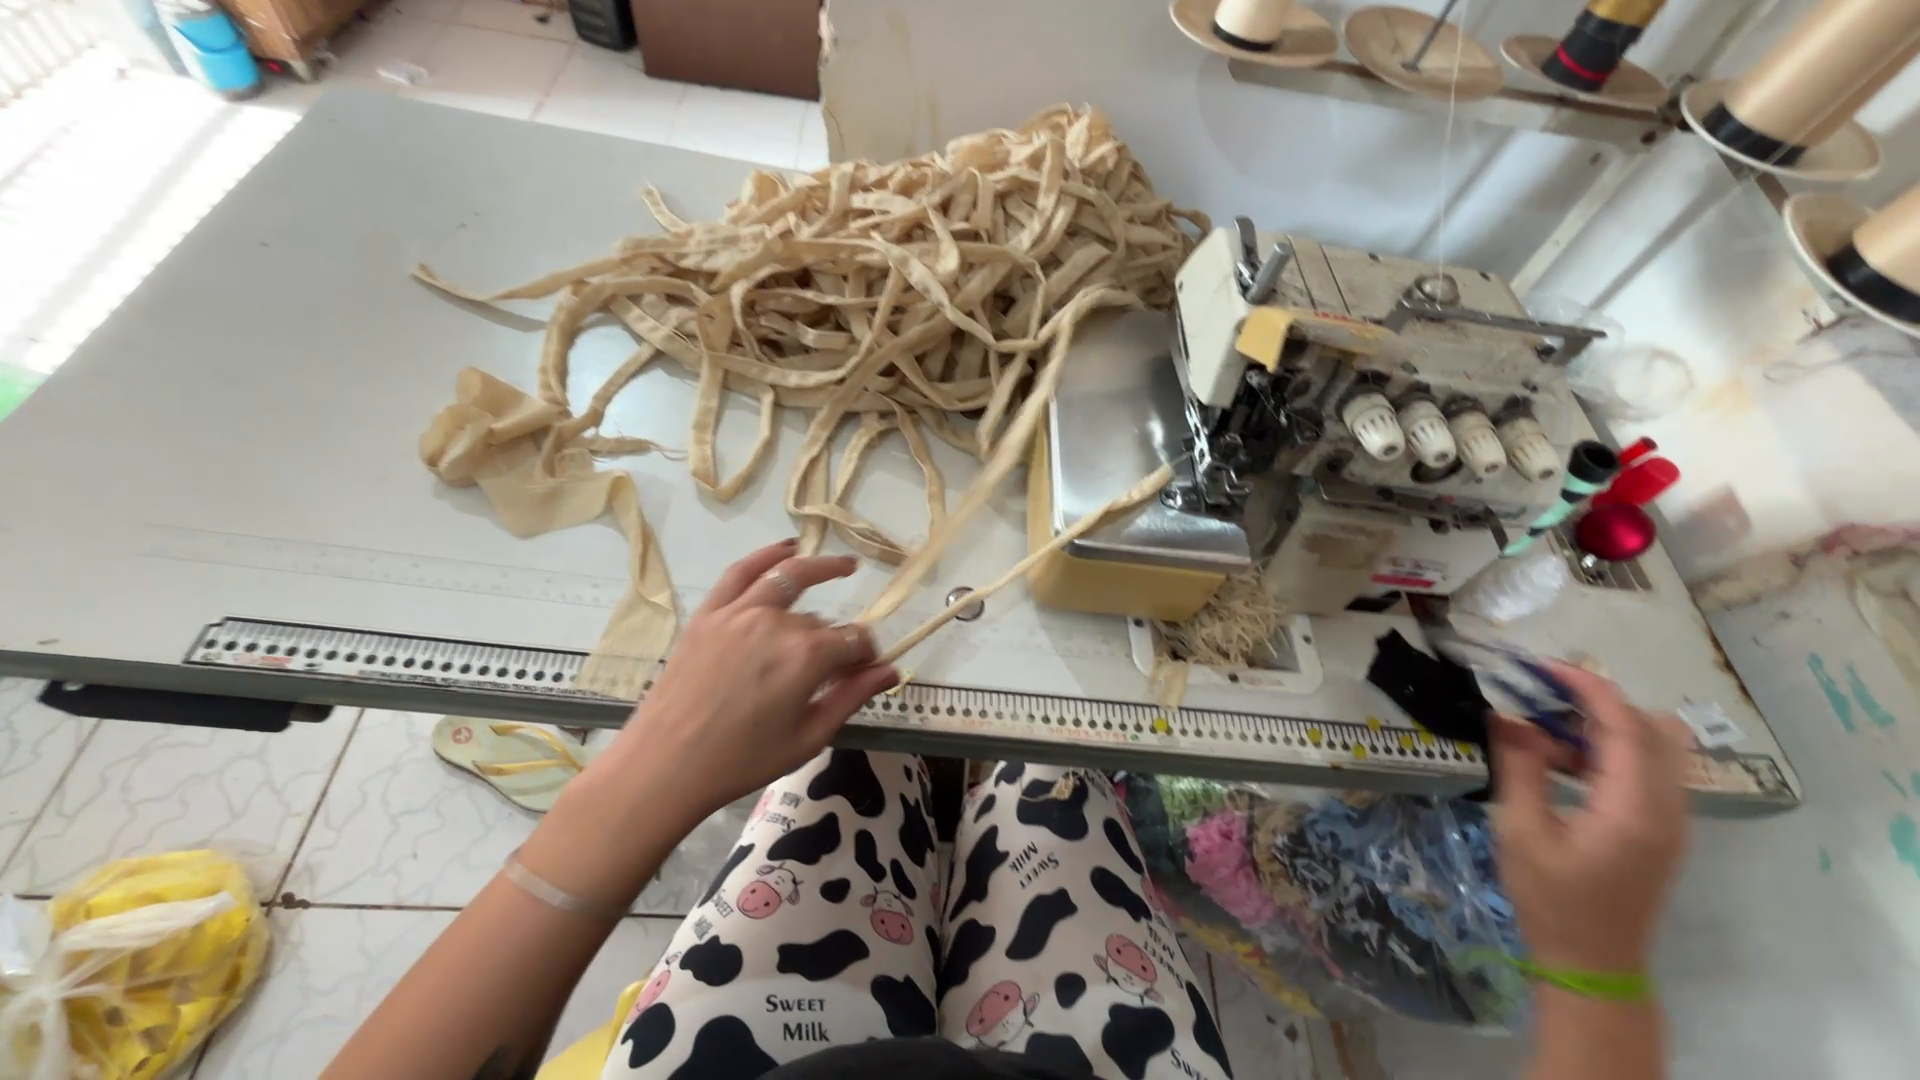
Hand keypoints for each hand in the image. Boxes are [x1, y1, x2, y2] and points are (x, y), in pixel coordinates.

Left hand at [604, 539, 897, 818]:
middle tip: (837, 667)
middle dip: (838, 641)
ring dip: (821, 569)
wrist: (666, 765)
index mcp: (806, 657)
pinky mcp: (709, 614)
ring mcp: (739, 613)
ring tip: (844, 567)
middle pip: (822, 623)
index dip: (866, 657)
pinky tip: (787, 548)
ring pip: (789, 580)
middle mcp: (776, 623)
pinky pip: (741, 572)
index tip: (865, 673)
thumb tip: (891, 671)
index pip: (854, 642)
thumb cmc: (742, 761)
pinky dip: (767, 555)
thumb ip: (852, 697)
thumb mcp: (808, 738)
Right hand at [1492, 663, 1691, 973]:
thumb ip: (1520, 767)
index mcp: (1634, 807)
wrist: (1592, 964)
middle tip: (1540, 697)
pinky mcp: (1659, 828)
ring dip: (1602, 725)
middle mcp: (1666, 807)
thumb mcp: (1521, 830)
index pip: (1624, 725)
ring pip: (1653, 747)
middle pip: (1652, 728)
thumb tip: (1508, 715)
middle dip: (1597, 701)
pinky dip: (1607, 750)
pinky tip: (1559, 761)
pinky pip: (1645, 770)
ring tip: (1542, 727)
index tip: (1538, 667)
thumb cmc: (1551, 899)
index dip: (1585, 687)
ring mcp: (1669, 820)